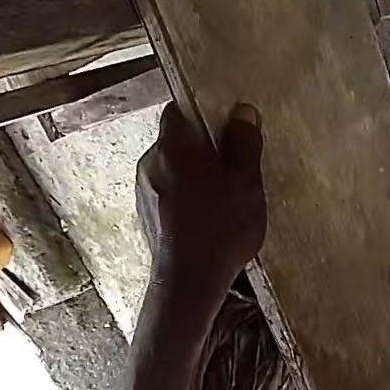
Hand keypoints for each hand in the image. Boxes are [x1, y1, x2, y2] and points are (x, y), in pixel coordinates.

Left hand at [138, 103, 265, 293]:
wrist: (190, 279)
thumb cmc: (221, 226)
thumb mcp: (245, 181)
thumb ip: (244, 142)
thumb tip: (242, 111)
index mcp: (173, 145)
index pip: (179, 110)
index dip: (203, 114)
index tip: (227, 129)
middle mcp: (150, 162)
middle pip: (177, 140)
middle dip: (203, 148)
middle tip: (234, 167)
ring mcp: (144, 190)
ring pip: (173, 168)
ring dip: (195, 174)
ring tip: (223, 197)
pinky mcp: (145, 214)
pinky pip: (168, 192)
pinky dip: (186, 196)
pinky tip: (207, 217)